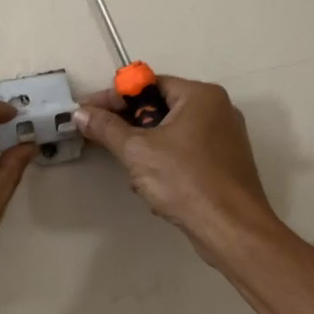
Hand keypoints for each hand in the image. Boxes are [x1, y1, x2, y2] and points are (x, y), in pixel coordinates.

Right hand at [75, 76, 283, 255]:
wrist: (232, 229)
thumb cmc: (186, 181)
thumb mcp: (138, 152)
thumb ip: (107, 129)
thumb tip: (81, 114)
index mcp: (201, 96)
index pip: (148, 84)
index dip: (114, 97)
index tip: (87, 111)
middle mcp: (218, 110)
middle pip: (161, 108)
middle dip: (130, 128)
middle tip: (104, 141)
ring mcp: (225, 139)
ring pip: (171, 134)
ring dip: (146, 151)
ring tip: (132, 173)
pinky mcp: (225, 165)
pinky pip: (185, 154)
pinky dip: (165, 164)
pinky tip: (153, 188)